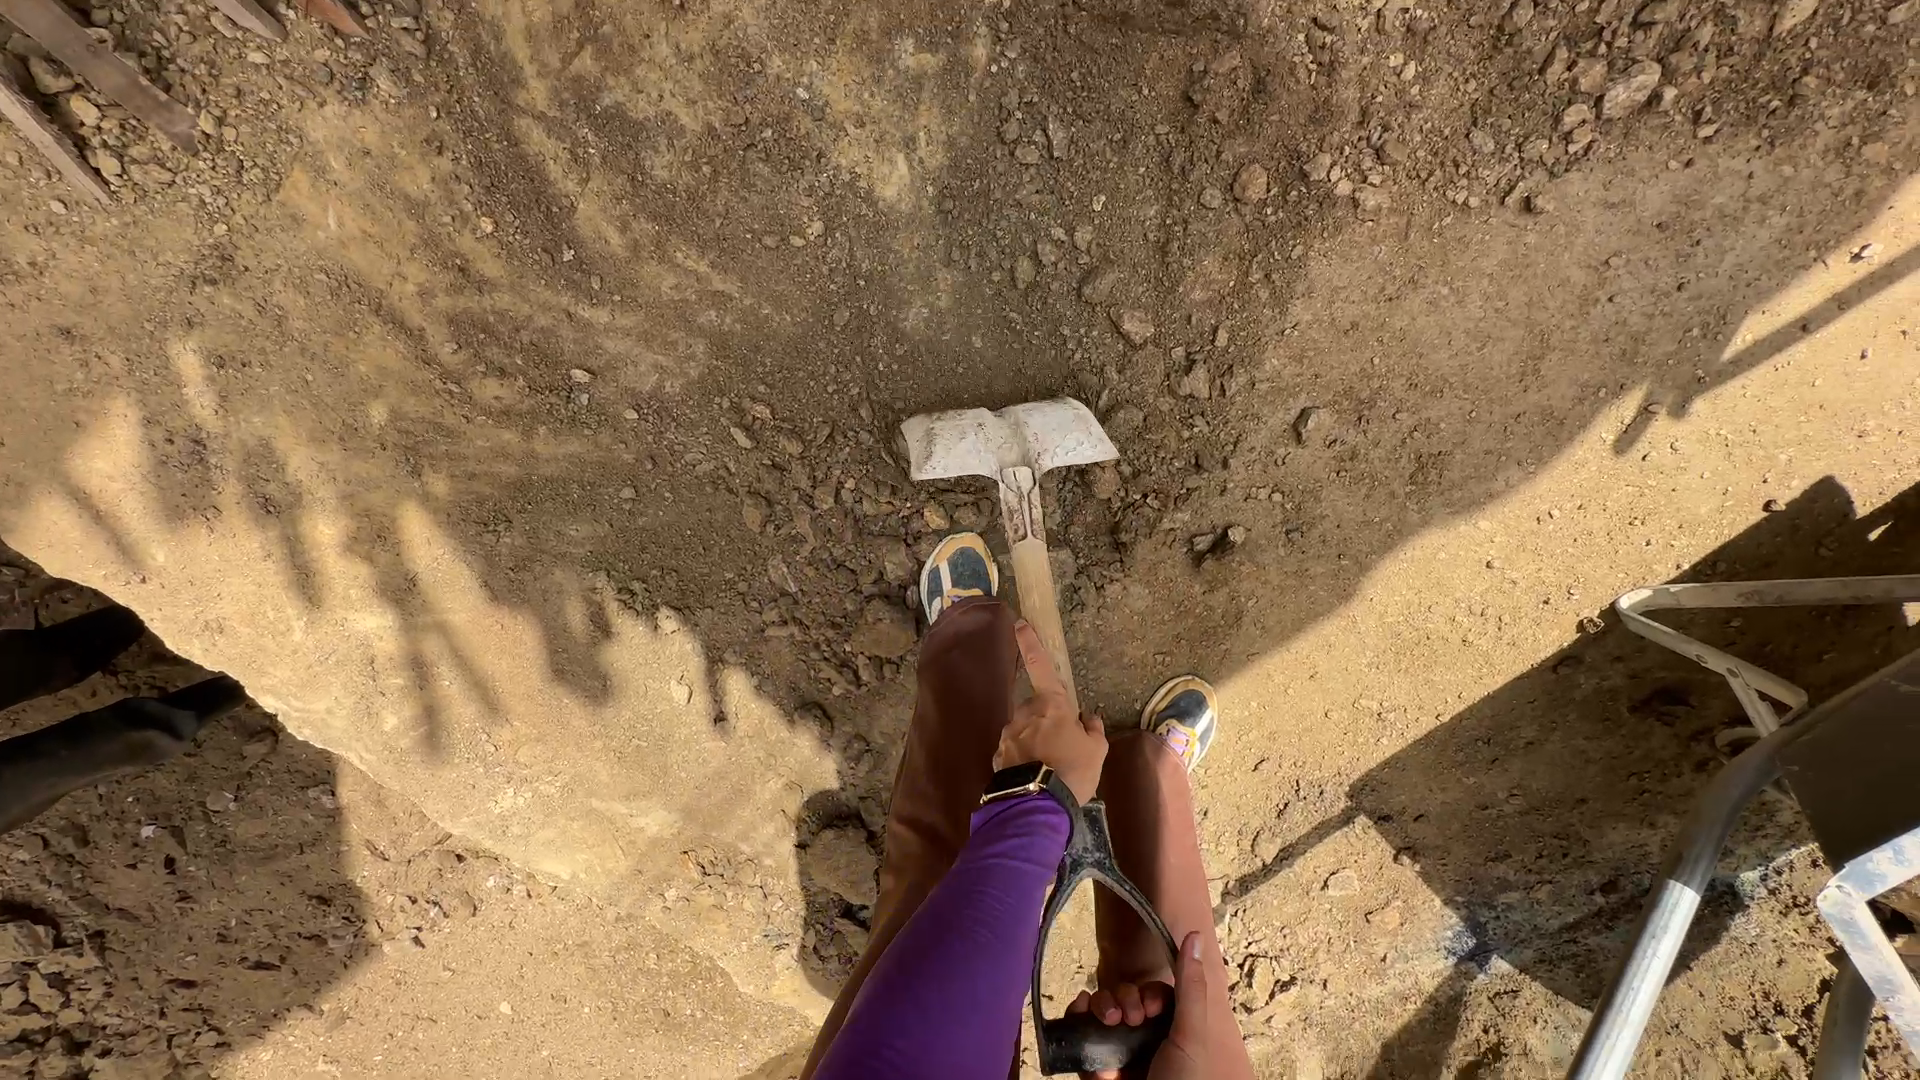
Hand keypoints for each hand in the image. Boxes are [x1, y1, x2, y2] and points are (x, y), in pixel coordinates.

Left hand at [993, 619, 1106, 803]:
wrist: (1038, 805)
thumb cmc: (1073, 771)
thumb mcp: (1096, 752)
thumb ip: (1093, 731)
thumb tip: (1088, 718)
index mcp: (1051, 705)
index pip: (1041, 666)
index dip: (1031, 643)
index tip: (1019, 624)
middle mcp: (1025, 713)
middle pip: (1036, 709)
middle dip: (1046, 721)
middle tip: (1063, 748)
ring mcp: (1008, 734)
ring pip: (1024, 731)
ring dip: (1034, 742)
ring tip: (1050, 769)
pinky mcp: (998, 756)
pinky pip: (1014, 752)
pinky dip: (1023, 760)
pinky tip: (1035, 777)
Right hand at [1063, 932, 1210, 1079]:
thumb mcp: (1190, 1038)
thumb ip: (1190, 988)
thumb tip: (1195, 934)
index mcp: (1172, 1033)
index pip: (1153, 994)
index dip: (1147, 993)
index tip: (1149, 1007)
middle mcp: (1144, 1038)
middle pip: (1125, 996)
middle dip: (1123, 998)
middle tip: (1128, 1017)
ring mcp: (1116, 1049)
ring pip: (1101, 1006)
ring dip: (1100, 1002)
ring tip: (1106, 1019)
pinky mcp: (1091, 1061)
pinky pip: (1078, 1026)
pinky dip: (1076, 1013)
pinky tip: (1080, 1011)